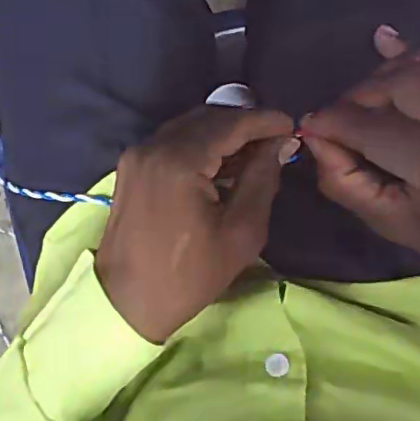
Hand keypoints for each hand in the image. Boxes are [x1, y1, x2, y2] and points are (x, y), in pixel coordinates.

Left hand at [96, 105, 296, 342]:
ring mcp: (137, 155)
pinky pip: (171, 142)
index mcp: (178, 160)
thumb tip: (280, 144)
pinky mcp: (130, 167)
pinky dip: (199, 145)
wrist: (127, 302)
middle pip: (207, 118)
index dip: (265, 121)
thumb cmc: (189, 275)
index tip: (292, 127)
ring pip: (188, 127)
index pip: (230, 123)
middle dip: (244, 125)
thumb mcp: (241, 231)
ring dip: (222, 134)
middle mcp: (153, 146)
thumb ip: (262, 178)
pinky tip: (222, 165)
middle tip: (276, 142)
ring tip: (254, 155)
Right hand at [300, 32, 419, 308]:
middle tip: (342, 116)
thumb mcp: (396, 226)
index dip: (335, 121)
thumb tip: (316, 136)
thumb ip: (346, 180)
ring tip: (370, 100)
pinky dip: (418, 58)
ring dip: (388, 74)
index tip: (311, 123)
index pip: (379, 130)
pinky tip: (390, 59)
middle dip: (361, 94)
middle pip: (406, 82)